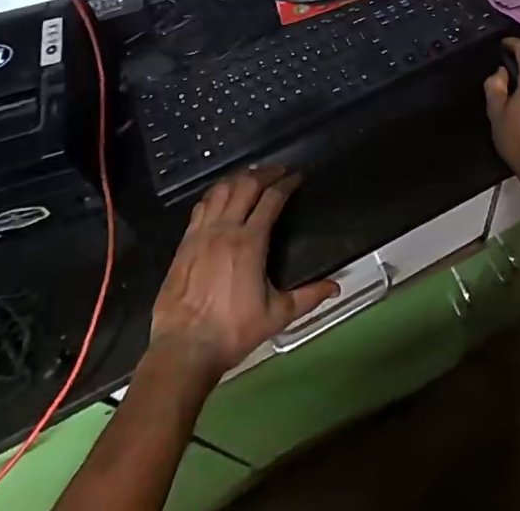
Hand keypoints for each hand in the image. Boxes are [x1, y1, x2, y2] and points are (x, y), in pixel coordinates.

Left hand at [146, 165, 339, 381]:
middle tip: (278, 170)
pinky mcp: (184, 243)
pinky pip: (201, 206)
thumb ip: (308, 297)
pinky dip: (215, 193)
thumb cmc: (233, 331)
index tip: (297, 177)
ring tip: (252, 176)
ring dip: (238, 178)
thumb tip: (336, 286)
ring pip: (220, 191)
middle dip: (264, 173)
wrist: (184, 348)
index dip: (286, 184)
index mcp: (250, 242)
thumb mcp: (277, 316)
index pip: (271, 199)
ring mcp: (201, 234)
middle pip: (245, 186)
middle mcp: (225, 230)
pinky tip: (221, 195)